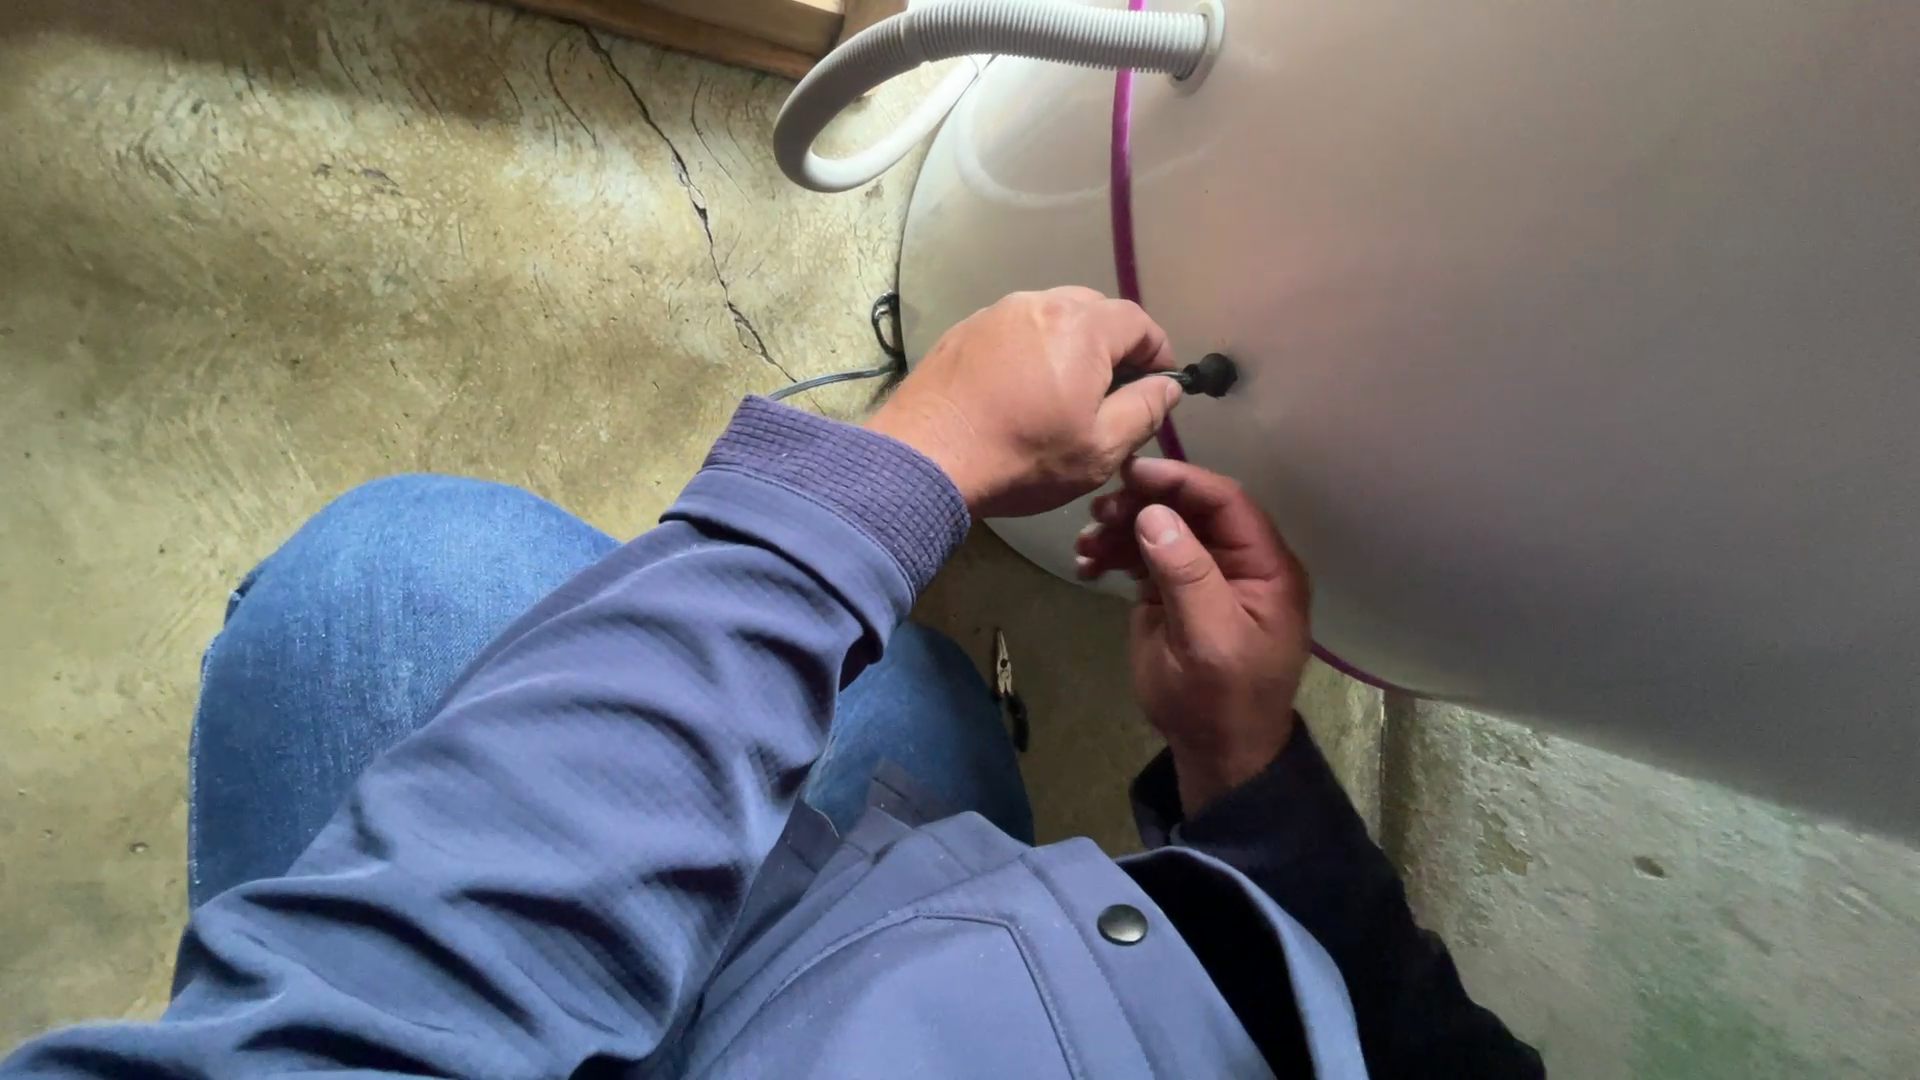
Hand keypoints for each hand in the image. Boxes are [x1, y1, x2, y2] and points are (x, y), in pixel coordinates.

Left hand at [866, 288, 1183, 517]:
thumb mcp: (1099, 448)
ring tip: (1061, 393)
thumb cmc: (1020, 459)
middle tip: (1110, 392)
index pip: (1138, 322)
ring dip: (1068, 346)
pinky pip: (1012, 332)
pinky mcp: (962, 332)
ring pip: (1050, 318)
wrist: (923, 460)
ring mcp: (994, 314)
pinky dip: (1028, 352)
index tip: (1159, 383)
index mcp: (1081, 327)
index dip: (1157, 352)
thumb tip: (1167, 385)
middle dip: (1113, 346)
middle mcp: (1038, 303)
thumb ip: (1144, 411)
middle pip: (1094, 312)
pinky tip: (1017, 391)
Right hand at [1075, 458, 1312, 814]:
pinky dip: (1113, 555)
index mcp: (1265, 567)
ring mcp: (1202, 576)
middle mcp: (1236, 562)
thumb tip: (1153, 514)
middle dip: (1142, 505)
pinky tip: (1086, 565)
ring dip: (1120, 530)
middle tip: (1098, 512)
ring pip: (1160, 531)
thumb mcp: (1208, 640)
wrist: (1214, 750)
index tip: (1132, 473)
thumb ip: (1186, 575)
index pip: (1226, 503)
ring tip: (1086, 544)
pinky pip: (1143, 558)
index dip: (1181, 481)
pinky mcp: (1172, 592)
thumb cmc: (1220, 701)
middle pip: (1189, 511)